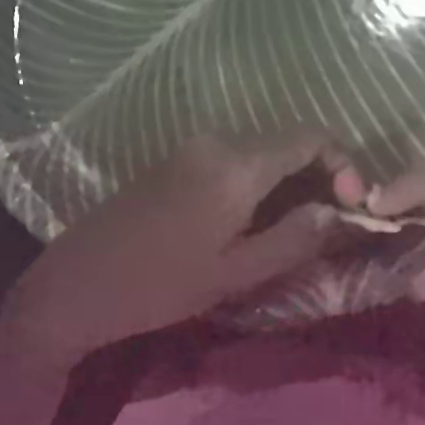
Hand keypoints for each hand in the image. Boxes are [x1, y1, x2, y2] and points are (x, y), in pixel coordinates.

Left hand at [0, 132, 357, 364]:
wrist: (73, 285)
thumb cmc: (158, 286)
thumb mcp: (235, 273)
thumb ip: (294, 238)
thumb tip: (337, 212)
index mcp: (236, 165)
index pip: (310, 137)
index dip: (344, 165)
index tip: (351, 207)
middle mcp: (216, 142)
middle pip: (287, 142)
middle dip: (319, 176)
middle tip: (331, 223)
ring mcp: (191, 148)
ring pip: (261, 152)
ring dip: (289, 181)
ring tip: (296, 228)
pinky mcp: (174, 160)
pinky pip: (233, 159)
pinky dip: (259, 182)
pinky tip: (254, 220)